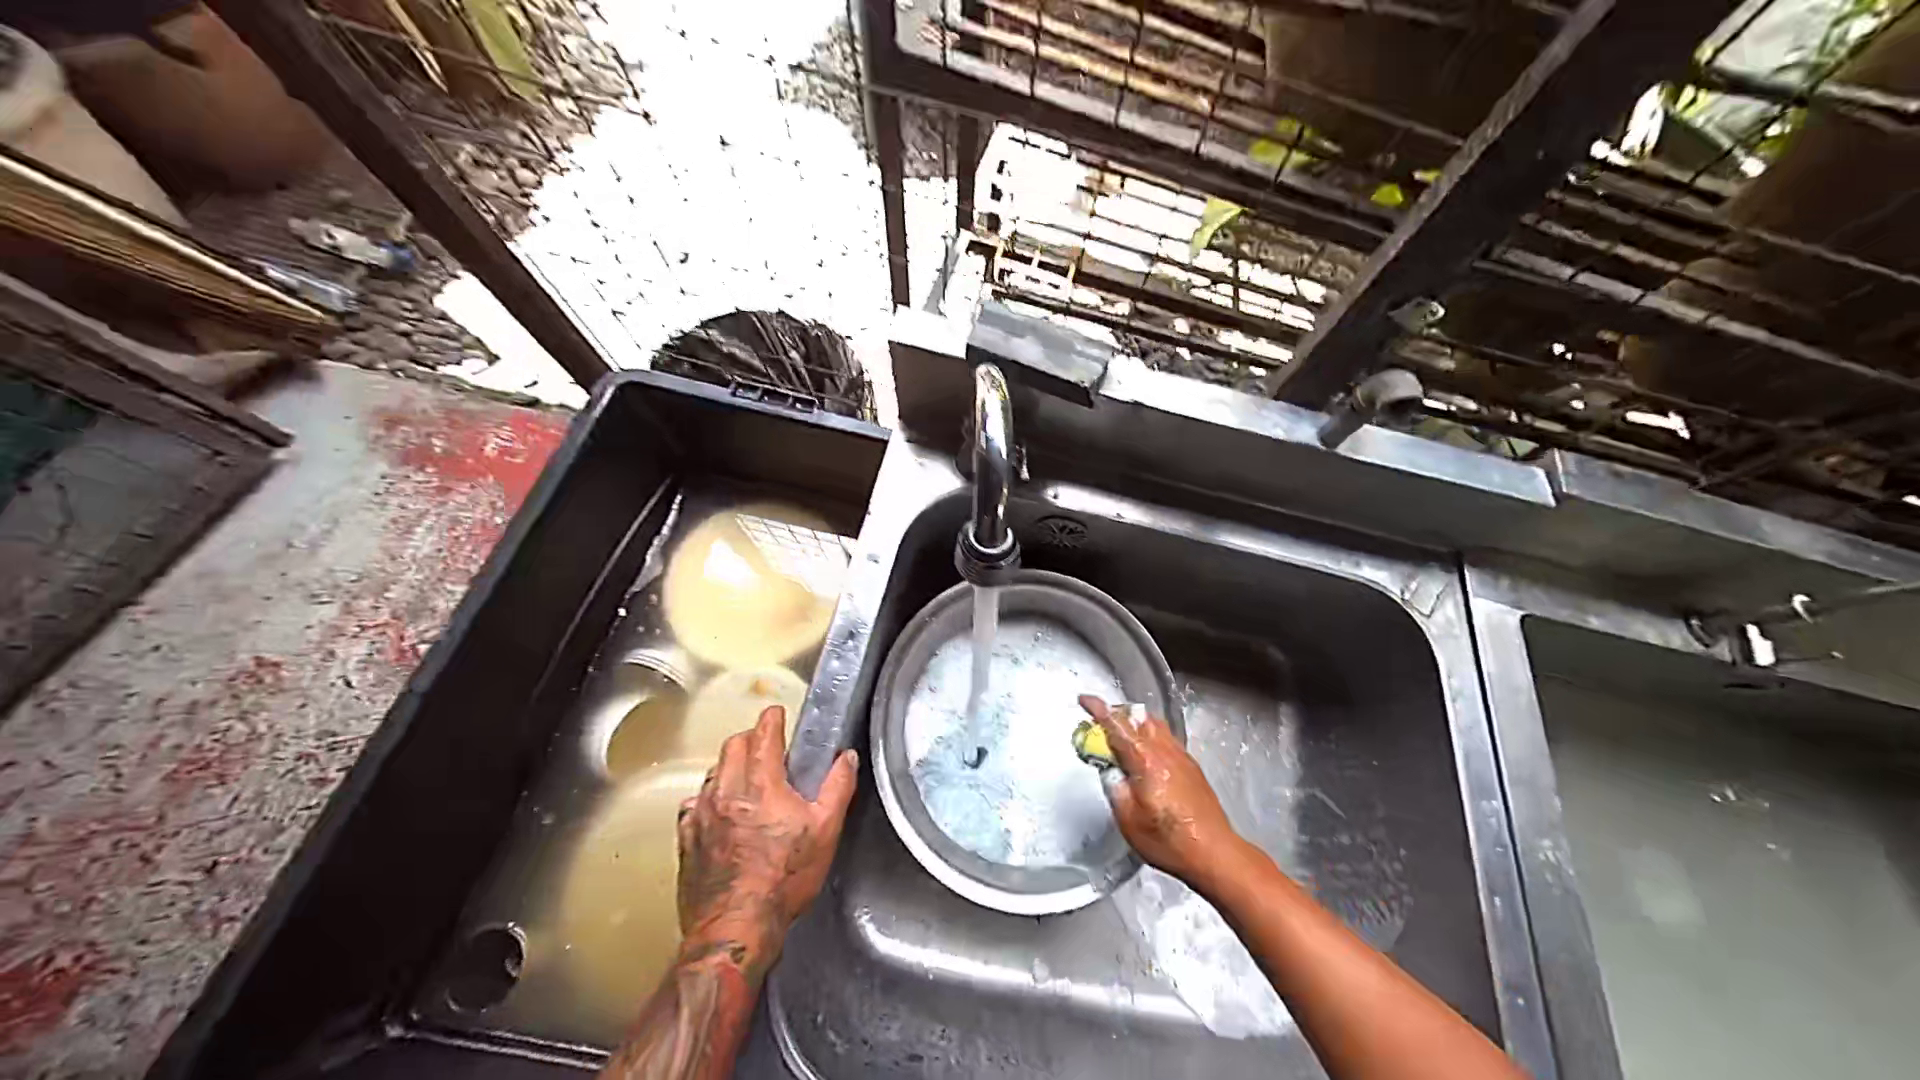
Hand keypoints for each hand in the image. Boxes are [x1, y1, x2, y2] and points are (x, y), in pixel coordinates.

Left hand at [674, 705, 857, 979]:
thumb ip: (837, 787)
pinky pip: (693, 806)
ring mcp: (700, 816)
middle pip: (733, 747)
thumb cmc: (784, 881)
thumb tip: (845, 759)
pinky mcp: (686, 840)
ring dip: (730, 768)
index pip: (763, 734)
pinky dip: (708, 799)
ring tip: (747, 779)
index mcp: (761, 785)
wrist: (737, 929)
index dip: (772, 719)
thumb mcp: (825, 831)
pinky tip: (719, 811)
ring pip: (712, 773)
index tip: (776, 713)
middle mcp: (726, 793)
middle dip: (750, 739)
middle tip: (765, 745)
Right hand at [1079, 695, 1240, 890]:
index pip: (1117, 725)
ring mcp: (1181, 757)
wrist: (1214, 853)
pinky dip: (1149, 735)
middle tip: (1100, 725)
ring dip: (1134, 723)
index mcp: (1146, 761)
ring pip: (1155, 724)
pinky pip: (1166, 738)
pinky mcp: (1191, 767)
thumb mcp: (1127, 818)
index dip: (1098, 709)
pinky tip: (1144, 755)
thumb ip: (1114, 786)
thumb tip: (1108, 768)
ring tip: (1120, 737)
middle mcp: (1166, 751)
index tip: (1084, 701)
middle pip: (1139, 716)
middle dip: (1116, 713)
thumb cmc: (1170, 841)